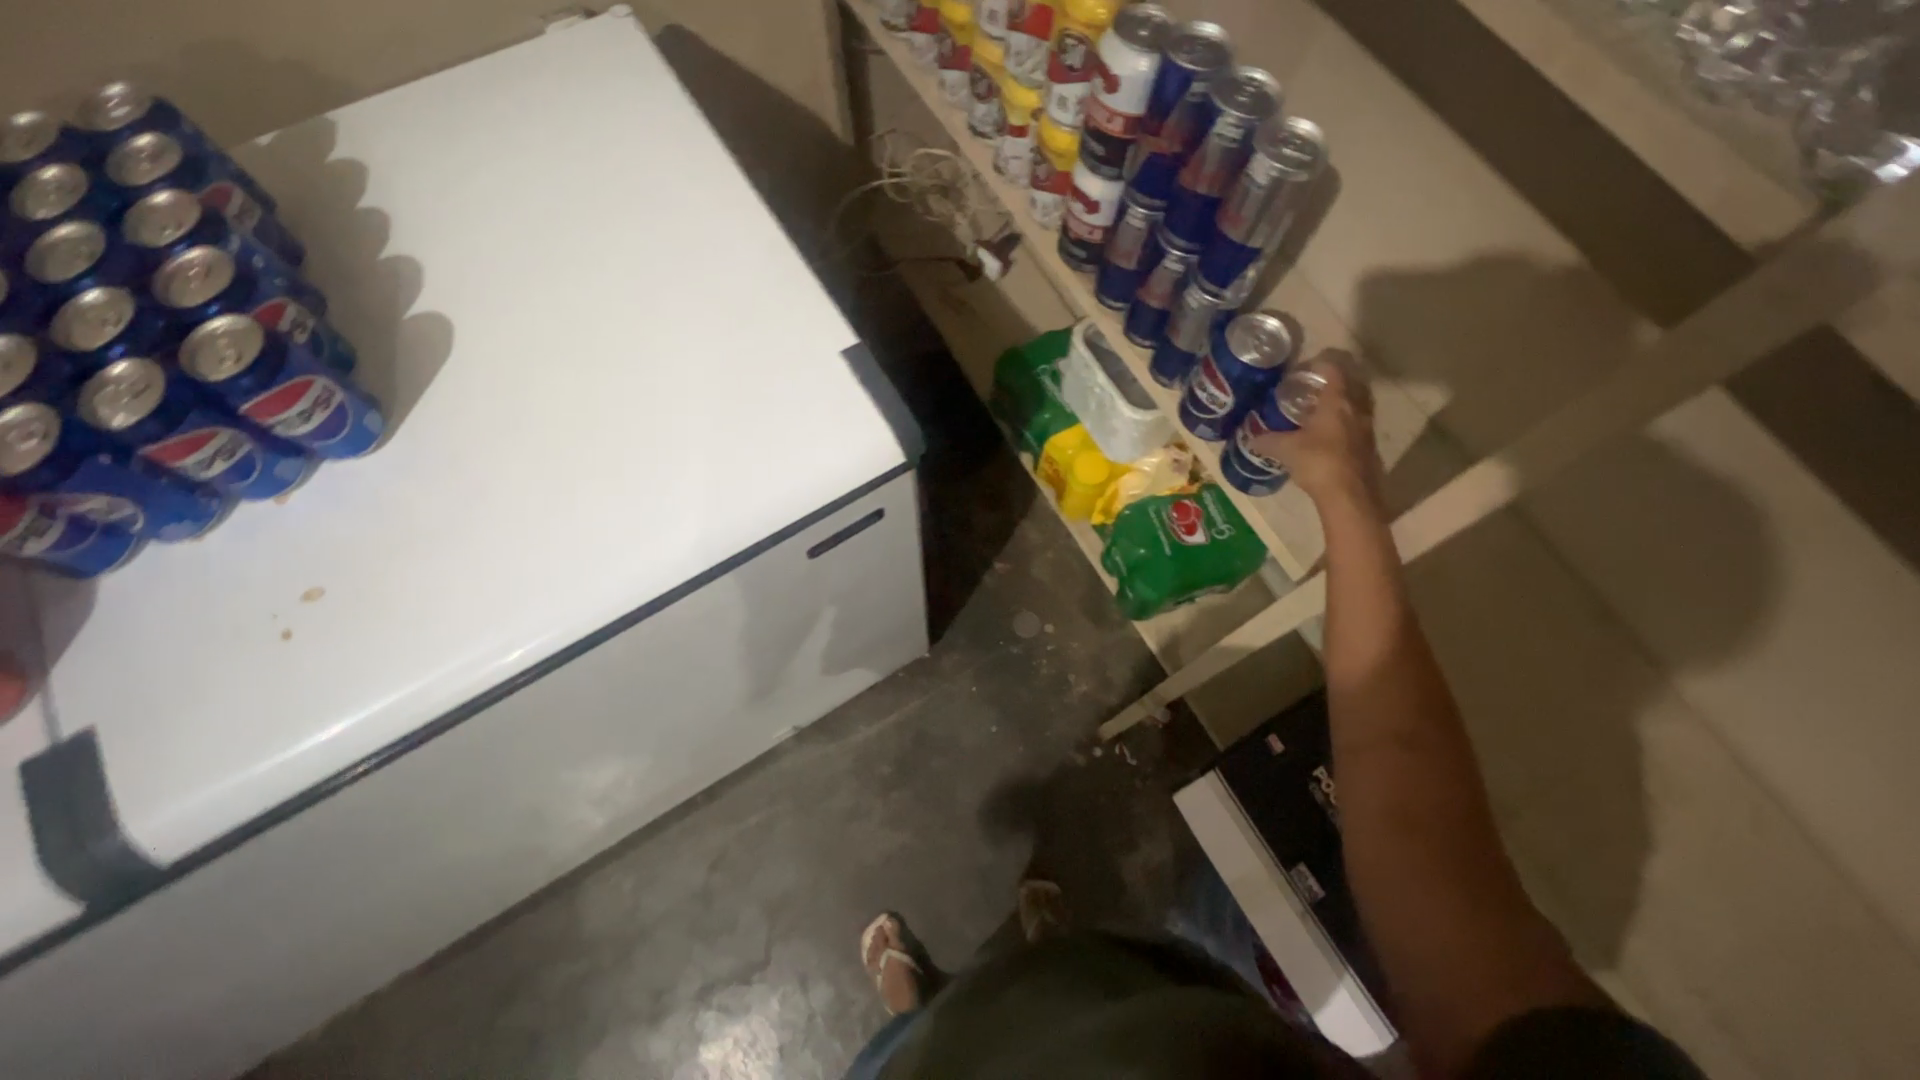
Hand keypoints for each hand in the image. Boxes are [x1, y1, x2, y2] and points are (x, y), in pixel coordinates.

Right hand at [1247, 349, 1383, 513]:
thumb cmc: (1318, 462)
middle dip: (1335, 382)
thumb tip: (1251, 438)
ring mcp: (1367, 429)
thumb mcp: (1286, 450)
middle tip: (1313, 388)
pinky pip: (1358, 426)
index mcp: (1337, 402)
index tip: (1304, 370)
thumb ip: (1268, 441)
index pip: (1333, 370)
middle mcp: (1357, 409)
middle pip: (1352, 384)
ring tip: (1321, 412)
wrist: (1350, 496)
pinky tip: (1329, 437)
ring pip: (1358, 405)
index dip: (1319, 364)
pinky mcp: (1369, 448)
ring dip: (1343, 403)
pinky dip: (1346, 424)